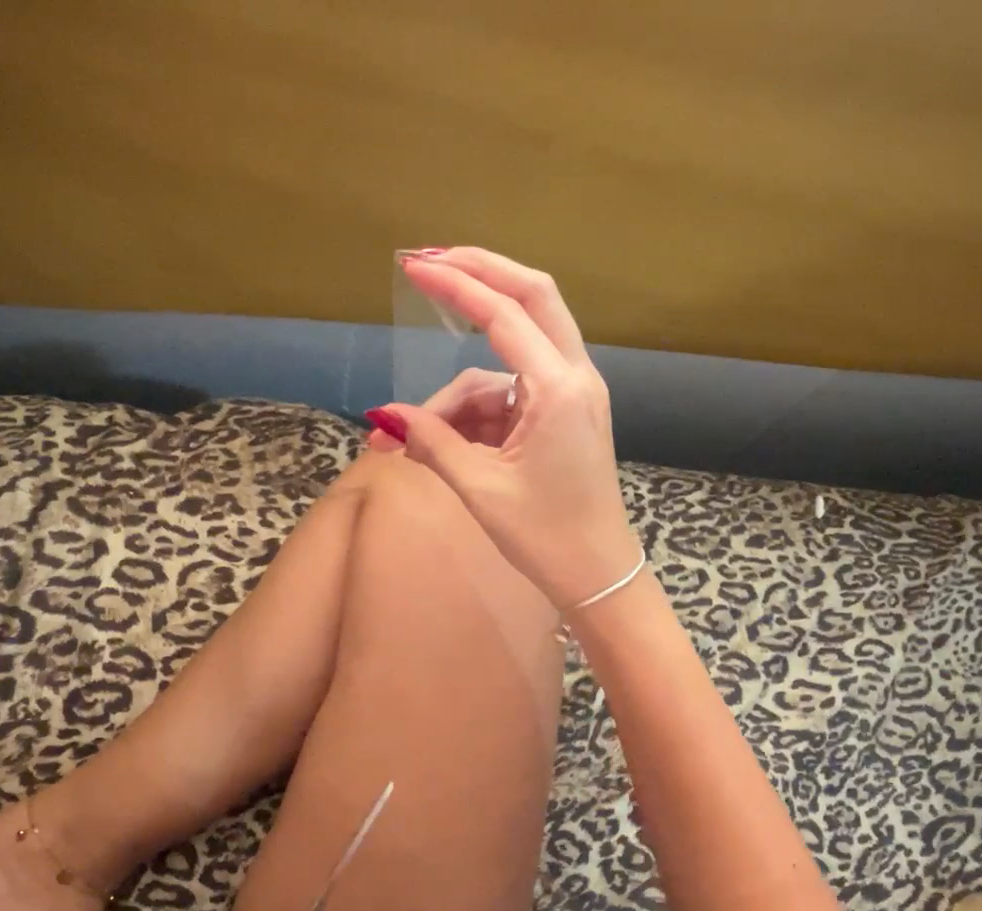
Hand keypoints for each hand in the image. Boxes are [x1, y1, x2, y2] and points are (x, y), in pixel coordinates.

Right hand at [368, 248, 641, 609]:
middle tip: (428, 262)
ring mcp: (572, 393)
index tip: (413, 265)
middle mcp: (574, 377)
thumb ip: (432, 443)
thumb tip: (383, 417)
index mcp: (559, 390)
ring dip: (455, 392)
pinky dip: (473, 412)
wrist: (598, 575)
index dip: (457, 283)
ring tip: (406, 441)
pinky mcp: (563, 413)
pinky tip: (439, 444)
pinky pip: (509, 392)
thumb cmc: (546, 537)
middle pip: (531, 297)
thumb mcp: (481, 488)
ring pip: (506, 360)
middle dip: (479, 276)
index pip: (505, 313)